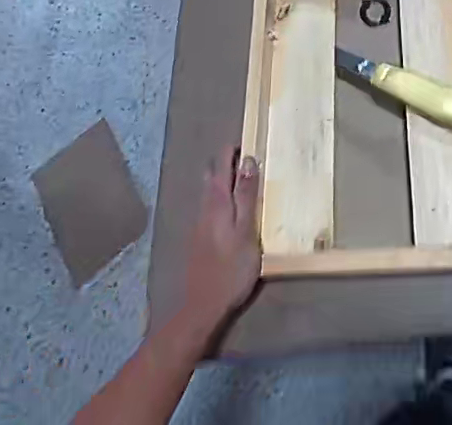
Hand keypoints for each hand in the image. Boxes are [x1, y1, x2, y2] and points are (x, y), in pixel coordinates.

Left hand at [177, 144, 260, 336]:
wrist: (202, 306)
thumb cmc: (231, 268)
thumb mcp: (246, 230)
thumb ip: (247, 195)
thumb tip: (249, 160)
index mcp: (217, 199)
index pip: (222, 161)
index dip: (234, 149)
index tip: (251, 145)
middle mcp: (205, 204)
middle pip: (213, 173)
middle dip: (229, 162)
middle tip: (251, 162)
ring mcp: (200, 220)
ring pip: (211, 190)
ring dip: (226, 181)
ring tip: (247, 184)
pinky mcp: (200, 236)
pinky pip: (211, 205)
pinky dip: (223, 199)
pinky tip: (235, 213)